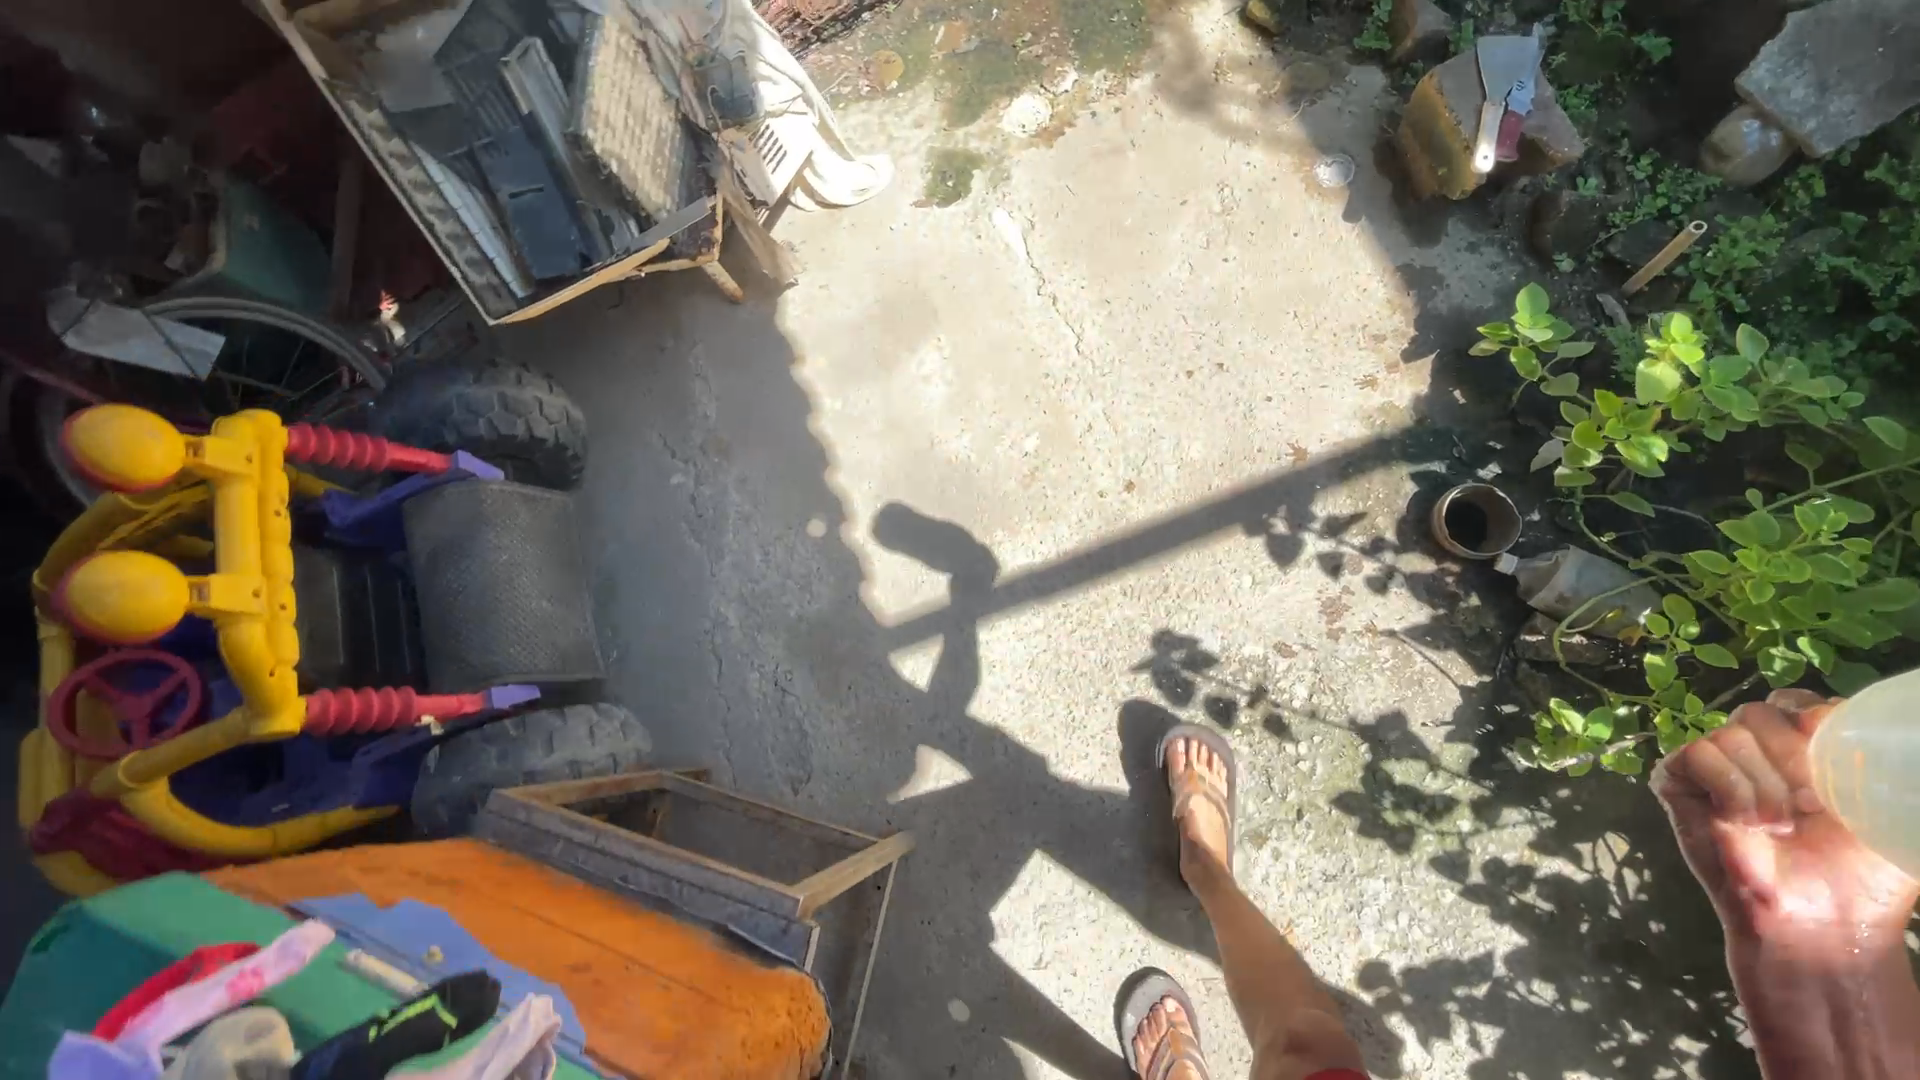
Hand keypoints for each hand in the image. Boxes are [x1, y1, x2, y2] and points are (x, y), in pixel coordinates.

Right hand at [1651, 689, 1919, 959]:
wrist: (1819, 915)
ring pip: (1731, 734)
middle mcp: (1751, 752)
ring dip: (1766, 783)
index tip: (1837, 755)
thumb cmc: (1865, 873)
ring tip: (1781, 824)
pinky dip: (1732, 789)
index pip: (1793, 703)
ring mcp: (1708, 764)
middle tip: (1813, 804)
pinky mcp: (1674, 778)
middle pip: (1757, 711)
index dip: (1813, 718)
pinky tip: (1746, 821)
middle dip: (1792, 755)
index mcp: (1801, 751)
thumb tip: (1879, 724)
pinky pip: (1699, 755)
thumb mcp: (1892, 811)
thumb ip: (1880, 767)